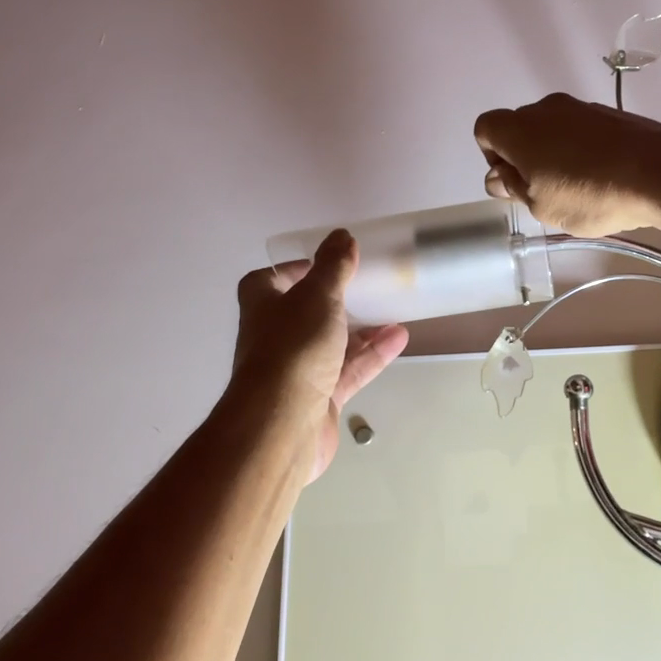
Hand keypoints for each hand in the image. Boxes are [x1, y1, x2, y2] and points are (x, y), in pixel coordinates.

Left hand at [233, 230, 408, 480]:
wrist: (282, 424)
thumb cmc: (293, 348)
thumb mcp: (317, 296)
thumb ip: (333, 267)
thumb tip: (342, 236)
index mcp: (262, 306)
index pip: (271, 279)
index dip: (295, 269)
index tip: (327, 263)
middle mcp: (275, 336)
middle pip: (306, 313)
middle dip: (336, 301)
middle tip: (366, 287)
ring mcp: (298, 371)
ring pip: (332, 343)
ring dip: (361, 329)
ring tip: (393, 312)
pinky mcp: (320, 399)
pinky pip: (349, 370)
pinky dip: (371, 355)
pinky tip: (398, 340)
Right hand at [474, 92, 660, 236]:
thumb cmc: (589, 194)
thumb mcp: (541, 206)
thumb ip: (513, 187)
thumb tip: (498, 176)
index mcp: (520, 128)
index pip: (486, 128)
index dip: (492, 157)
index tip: (514, 183)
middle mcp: (548, 108)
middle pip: (521, 128)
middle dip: (524, 158)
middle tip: (545, 193)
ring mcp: (583, 108)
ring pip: (554, 130)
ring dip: (556, 156)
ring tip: (579, 190)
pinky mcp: (613, 115)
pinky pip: (584, 132)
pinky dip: (584, 152)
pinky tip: (604, 180)